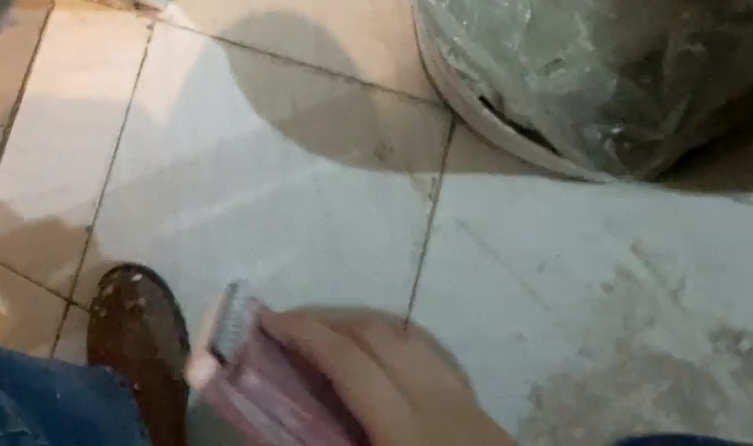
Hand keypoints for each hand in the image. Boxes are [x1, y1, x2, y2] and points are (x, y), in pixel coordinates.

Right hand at [260, 311, 514, 445]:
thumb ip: (333, 443)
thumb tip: (280, 432)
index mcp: (407, 433)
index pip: (347, 361)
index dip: (304, 334)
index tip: (267, 320)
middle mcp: (439, 406)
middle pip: (376, 335)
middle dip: (327, 320)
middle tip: (289, 326)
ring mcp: (467, 406)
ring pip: (407, 339)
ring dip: (360, 327)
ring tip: (328, 337)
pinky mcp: (485, 417)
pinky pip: (430, 359)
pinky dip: (394, 346)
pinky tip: (380, 361)